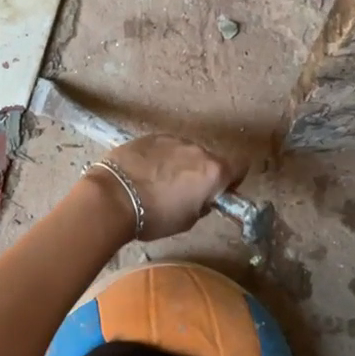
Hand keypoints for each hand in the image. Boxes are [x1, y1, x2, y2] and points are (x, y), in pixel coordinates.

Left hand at [98, 133, 239, 239]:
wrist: (113, 196)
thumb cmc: (154, 215)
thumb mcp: (188, 220)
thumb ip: (203, 204)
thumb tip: (202, 197)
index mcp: (213, 171)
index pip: (241, 166)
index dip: (233, 180)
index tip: (220, 192)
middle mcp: (197, 149)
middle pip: (209, 159)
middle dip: (201, 174)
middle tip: (184, 194)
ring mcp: (172, 139)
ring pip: (185, 152)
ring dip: (179, 164)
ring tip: (158, 184)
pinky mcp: (149, 135)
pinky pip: (164, 147)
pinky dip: (160, 158)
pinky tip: (144, 173)